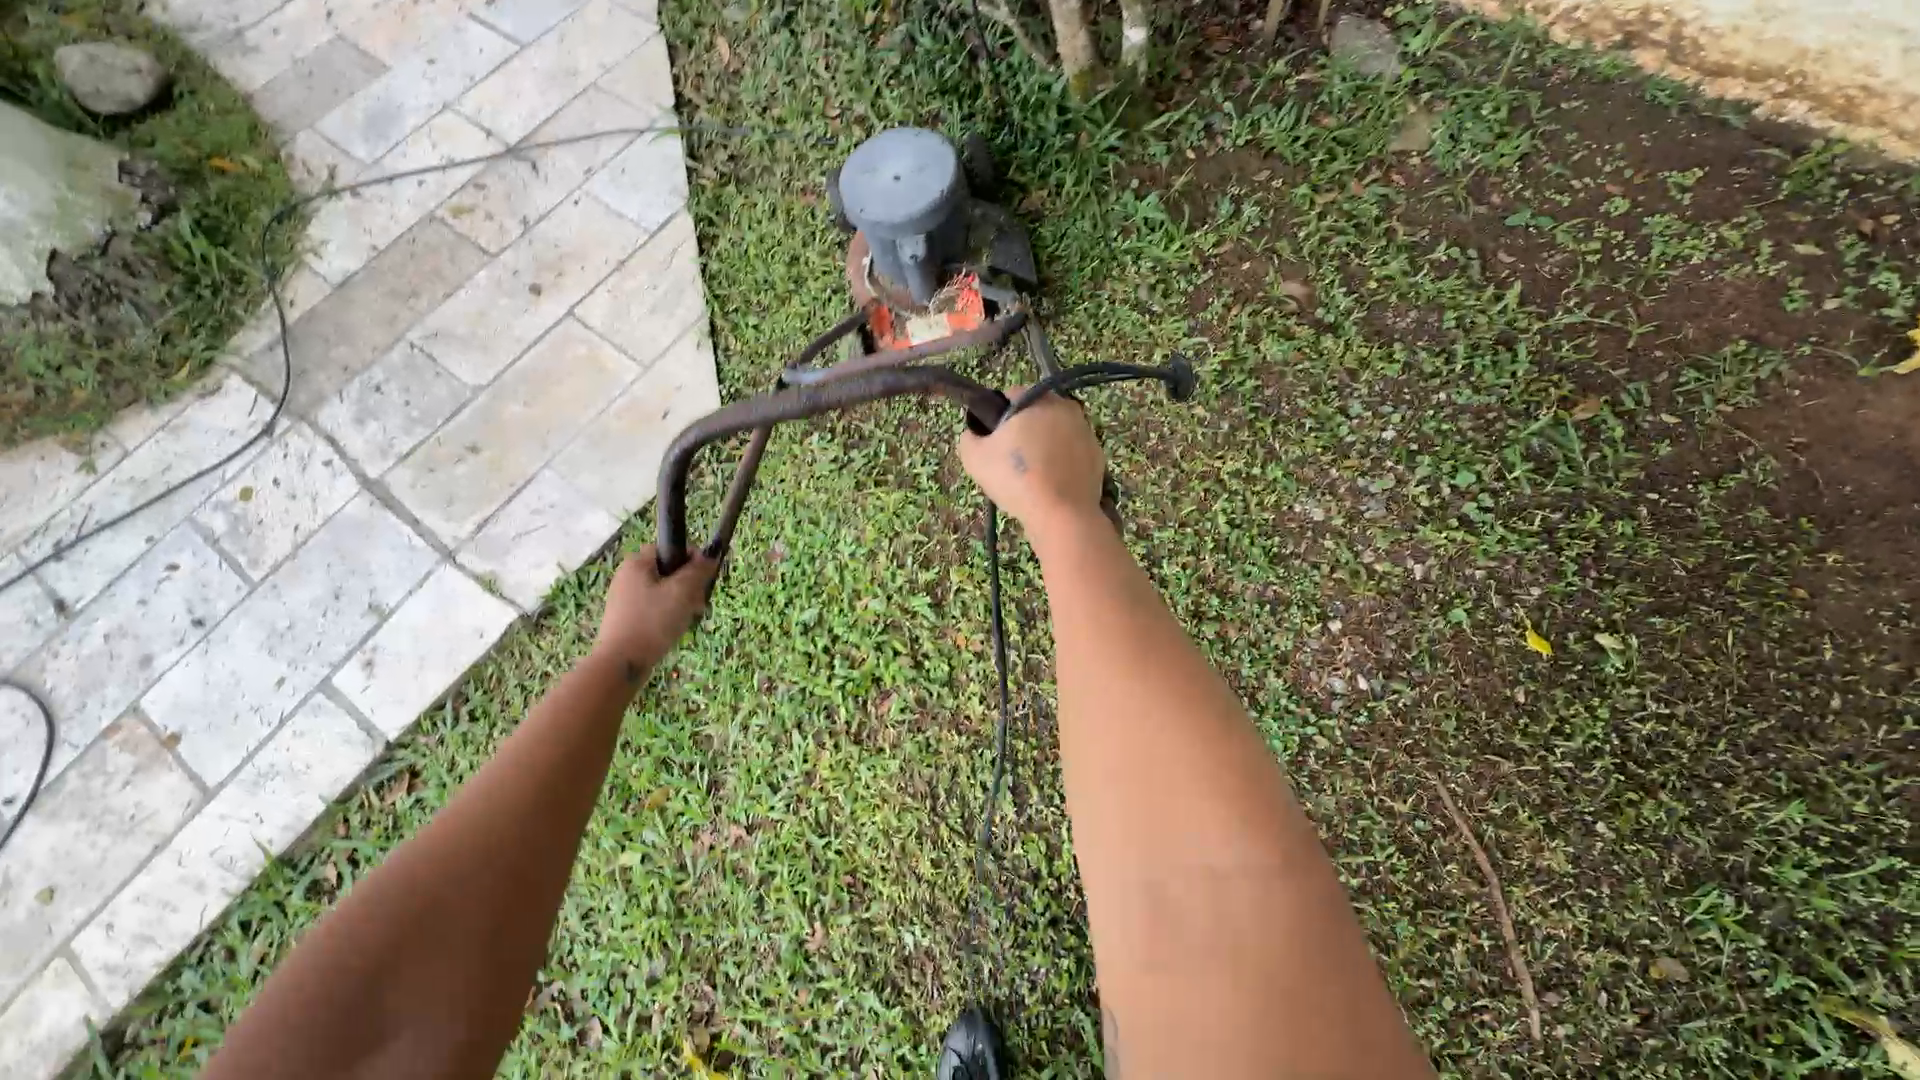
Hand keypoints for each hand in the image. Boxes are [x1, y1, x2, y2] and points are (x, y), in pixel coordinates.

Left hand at [591, 546, 718, 674]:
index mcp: (637, 563)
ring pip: (664, 591)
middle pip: (669, 571)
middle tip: (698, 604)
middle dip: (689, 585)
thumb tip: (710, 555)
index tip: (704, 580)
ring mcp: (625, 598)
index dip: (692, 560)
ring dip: (682, 602)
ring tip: (689, 619)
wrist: (622, 662)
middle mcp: (627, 576)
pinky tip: (675, 629)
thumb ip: (698, 570)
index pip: (671, 548)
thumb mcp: (682, 592)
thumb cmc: (653, 621)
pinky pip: (654, 607)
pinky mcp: (626, 618)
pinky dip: (668, 614)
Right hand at [958, 390, 1105, 545]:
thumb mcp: (974, 458)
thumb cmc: (1016, 479)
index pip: (1011, 394)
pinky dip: (1061, 463)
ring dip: (1043, 446)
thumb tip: (975, 433)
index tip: (992, 441)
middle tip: (1010, 459)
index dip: (996, 416)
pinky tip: (1050, 484)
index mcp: (1038, 399)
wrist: (1061, 515)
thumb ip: (969, 437)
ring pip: (1056, 433)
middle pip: (1037, 413)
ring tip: (1031, 476)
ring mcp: (1087, 432)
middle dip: (1023, 429)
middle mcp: (1067, 408)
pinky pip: (1072, 454)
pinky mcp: (1098, 456)